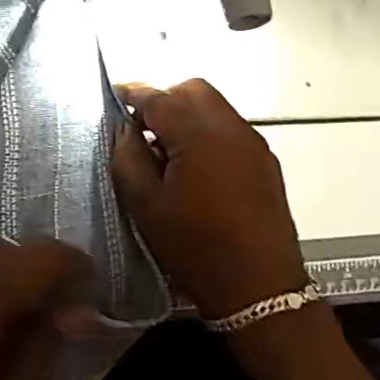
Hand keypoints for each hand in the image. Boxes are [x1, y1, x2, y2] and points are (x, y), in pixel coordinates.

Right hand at [112, 79, 308, 318]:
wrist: (259, 289)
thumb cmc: (193, 246)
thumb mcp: (144, 203)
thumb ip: (127, 156)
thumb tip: (125, 129)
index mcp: (198, 135)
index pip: (158, 97)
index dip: (131, 94)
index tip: (113, 97)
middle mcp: (231, 128)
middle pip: (192, 90)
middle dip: (163, 99)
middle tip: (141, 128)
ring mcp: (253, 144)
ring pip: (214, 107)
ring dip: (186, 115)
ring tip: (165, 150)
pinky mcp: (266, 162)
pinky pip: (229, 128)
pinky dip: (206, 132)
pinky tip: (192, 167)